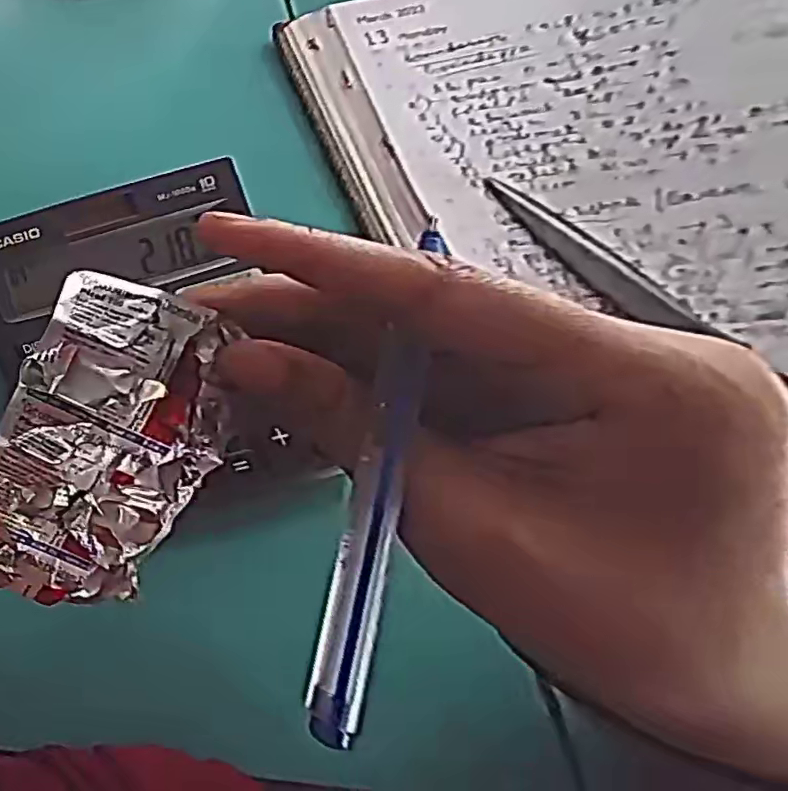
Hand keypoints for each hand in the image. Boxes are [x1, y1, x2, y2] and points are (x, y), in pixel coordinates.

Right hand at [191, 213, 787, 776]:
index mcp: (634, 372)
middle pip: (401, 306)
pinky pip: (402, 367)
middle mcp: (594, 351)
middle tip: (205, 314)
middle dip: (290, 307)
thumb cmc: (632, 624)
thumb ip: (350, 428)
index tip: (230, 232)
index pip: (435, 288)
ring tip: (224, 347)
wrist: (714, 689)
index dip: (313, 255)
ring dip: (300, 341)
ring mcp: (550, 370)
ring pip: (391, 333)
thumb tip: (250, 361)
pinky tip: (277, 375)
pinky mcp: (513, 393)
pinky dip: (332, 373)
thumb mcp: (464, 521)